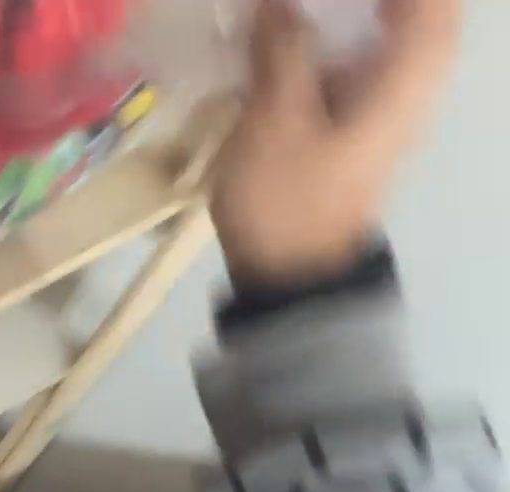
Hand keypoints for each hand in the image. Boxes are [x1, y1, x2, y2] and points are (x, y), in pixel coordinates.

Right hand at [211, 0, 459, 285]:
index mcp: (415, 63)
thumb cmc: (286, 198)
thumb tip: (275, 3)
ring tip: (269, 23)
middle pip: (397, 8)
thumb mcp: (273, 124)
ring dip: (323, 26)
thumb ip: (280, 55)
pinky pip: (348, 64)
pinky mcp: (360, 120)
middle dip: (336, 6)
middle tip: (280, 7)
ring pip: (370, 32)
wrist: (290, 270)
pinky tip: (272, 60)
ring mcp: (390, 98)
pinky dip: (316, 53)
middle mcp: (418, 71)